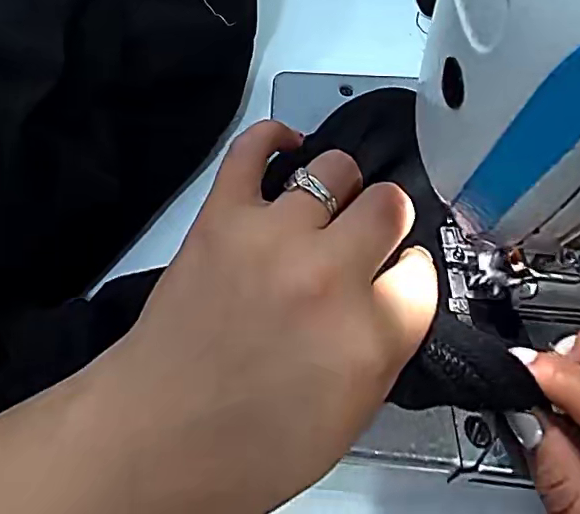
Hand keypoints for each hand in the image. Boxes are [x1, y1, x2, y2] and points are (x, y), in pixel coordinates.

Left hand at [90, 120, 437, 511]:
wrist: (158, 436)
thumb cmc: (246, 443)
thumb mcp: (350, 413)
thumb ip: (386, 343)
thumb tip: (399, 290)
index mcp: (366, 337)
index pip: (422, 272)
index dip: (411, 271)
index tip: (398, 270)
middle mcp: (326, 277)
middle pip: (389, 204)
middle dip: (385, 219)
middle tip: (365, 233)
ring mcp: (274, 237)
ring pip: (336, 167)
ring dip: (340, 186)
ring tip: (325, 207)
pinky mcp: (224, 214)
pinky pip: (255, 147)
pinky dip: (274, 137)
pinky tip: (288, 147)